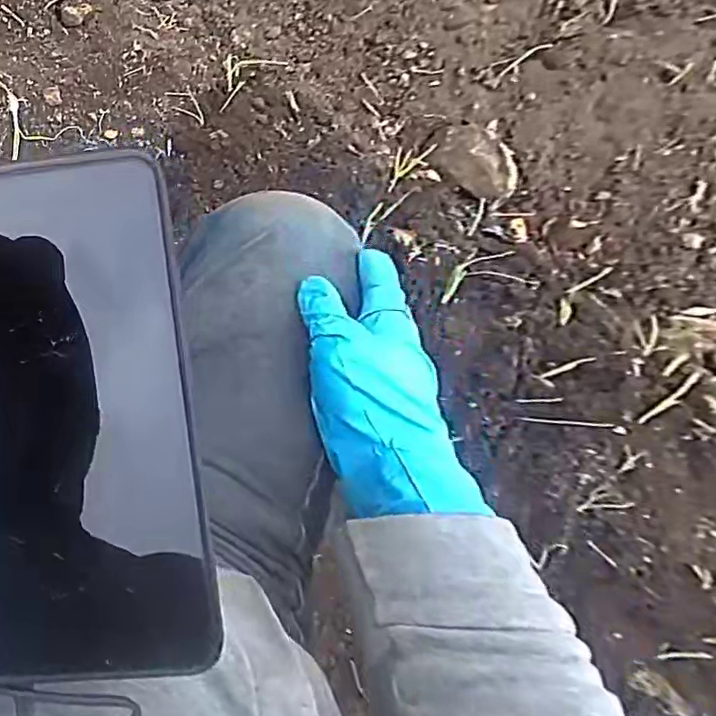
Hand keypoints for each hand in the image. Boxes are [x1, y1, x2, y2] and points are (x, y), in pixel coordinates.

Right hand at [296, 249, 490, 518]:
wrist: (388, 460)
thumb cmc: (368, 397)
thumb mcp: (339, 344)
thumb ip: (326, 313)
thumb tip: (316, 285)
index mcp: (394, 331)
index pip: (383, 290)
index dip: (374, 272)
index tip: (368, 255)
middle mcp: (399, 353)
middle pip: (382, 318)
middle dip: (367, 301)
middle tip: (348, 284)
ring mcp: (392, 381)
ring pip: (372, 345)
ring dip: (357, 332)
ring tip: (334, 322)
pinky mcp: (377, 406)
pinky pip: (360, 371)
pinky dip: (348, 360)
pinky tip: (332, 365)